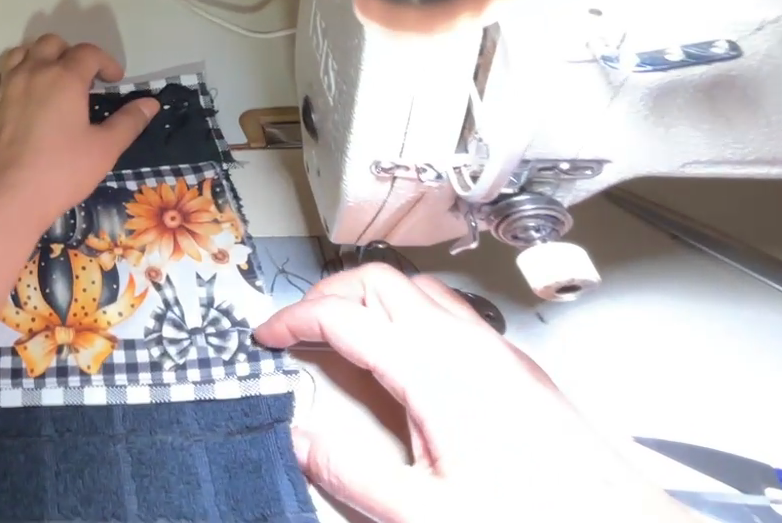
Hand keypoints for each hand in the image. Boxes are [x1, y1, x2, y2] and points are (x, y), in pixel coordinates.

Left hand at [0, 34, 159, 226]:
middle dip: (71, 53)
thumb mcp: (105, 148)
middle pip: (51, 43)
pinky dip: (9, 76)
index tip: (114, 81)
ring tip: (51, 78)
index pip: (88, 52)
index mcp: (64, 77)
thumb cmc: (62, 171)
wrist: (10, 195)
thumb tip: (151, 103)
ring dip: (38, 57)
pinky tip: (19, 93)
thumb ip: (129, 121)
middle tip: (84, 79)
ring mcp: (6, 86)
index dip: (106, 62)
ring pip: (19, 53)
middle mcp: (32, 72)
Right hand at [253, 265, 695, 522]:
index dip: (292, 320)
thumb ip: (352, 474)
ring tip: (342, 325)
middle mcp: (461, 343)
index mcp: (431, 371)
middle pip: (374, 281)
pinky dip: (403, 306)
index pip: (340, 318)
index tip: (266, 337)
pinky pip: (446, 305)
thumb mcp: (428, 517)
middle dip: (325, 294)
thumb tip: (297, 438)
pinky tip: (401, 345)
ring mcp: (493, 348)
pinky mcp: (515, 362)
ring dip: (365, 293)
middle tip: (298, 326)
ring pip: (412, 285)